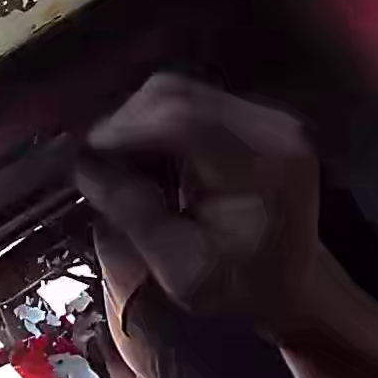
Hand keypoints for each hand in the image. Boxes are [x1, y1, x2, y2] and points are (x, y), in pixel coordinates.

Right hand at [75, 74, 355, 340]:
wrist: (295, 284)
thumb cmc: (240, 286)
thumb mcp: (180, 268)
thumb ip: (133, 214)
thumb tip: (83, 164)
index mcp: (262, 165)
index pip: (181, 118)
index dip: (124, 127)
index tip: (86, 153)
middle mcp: (271, 127)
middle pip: (175, 94)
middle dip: (124, 123)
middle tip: (97, 162)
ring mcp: (265, 115)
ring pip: (177, 91)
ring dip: (137, 121)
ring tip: (121, 163)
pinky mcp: (251, 115)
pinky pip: (188, 100)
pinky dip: (155, 122)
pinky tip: (148, 156)